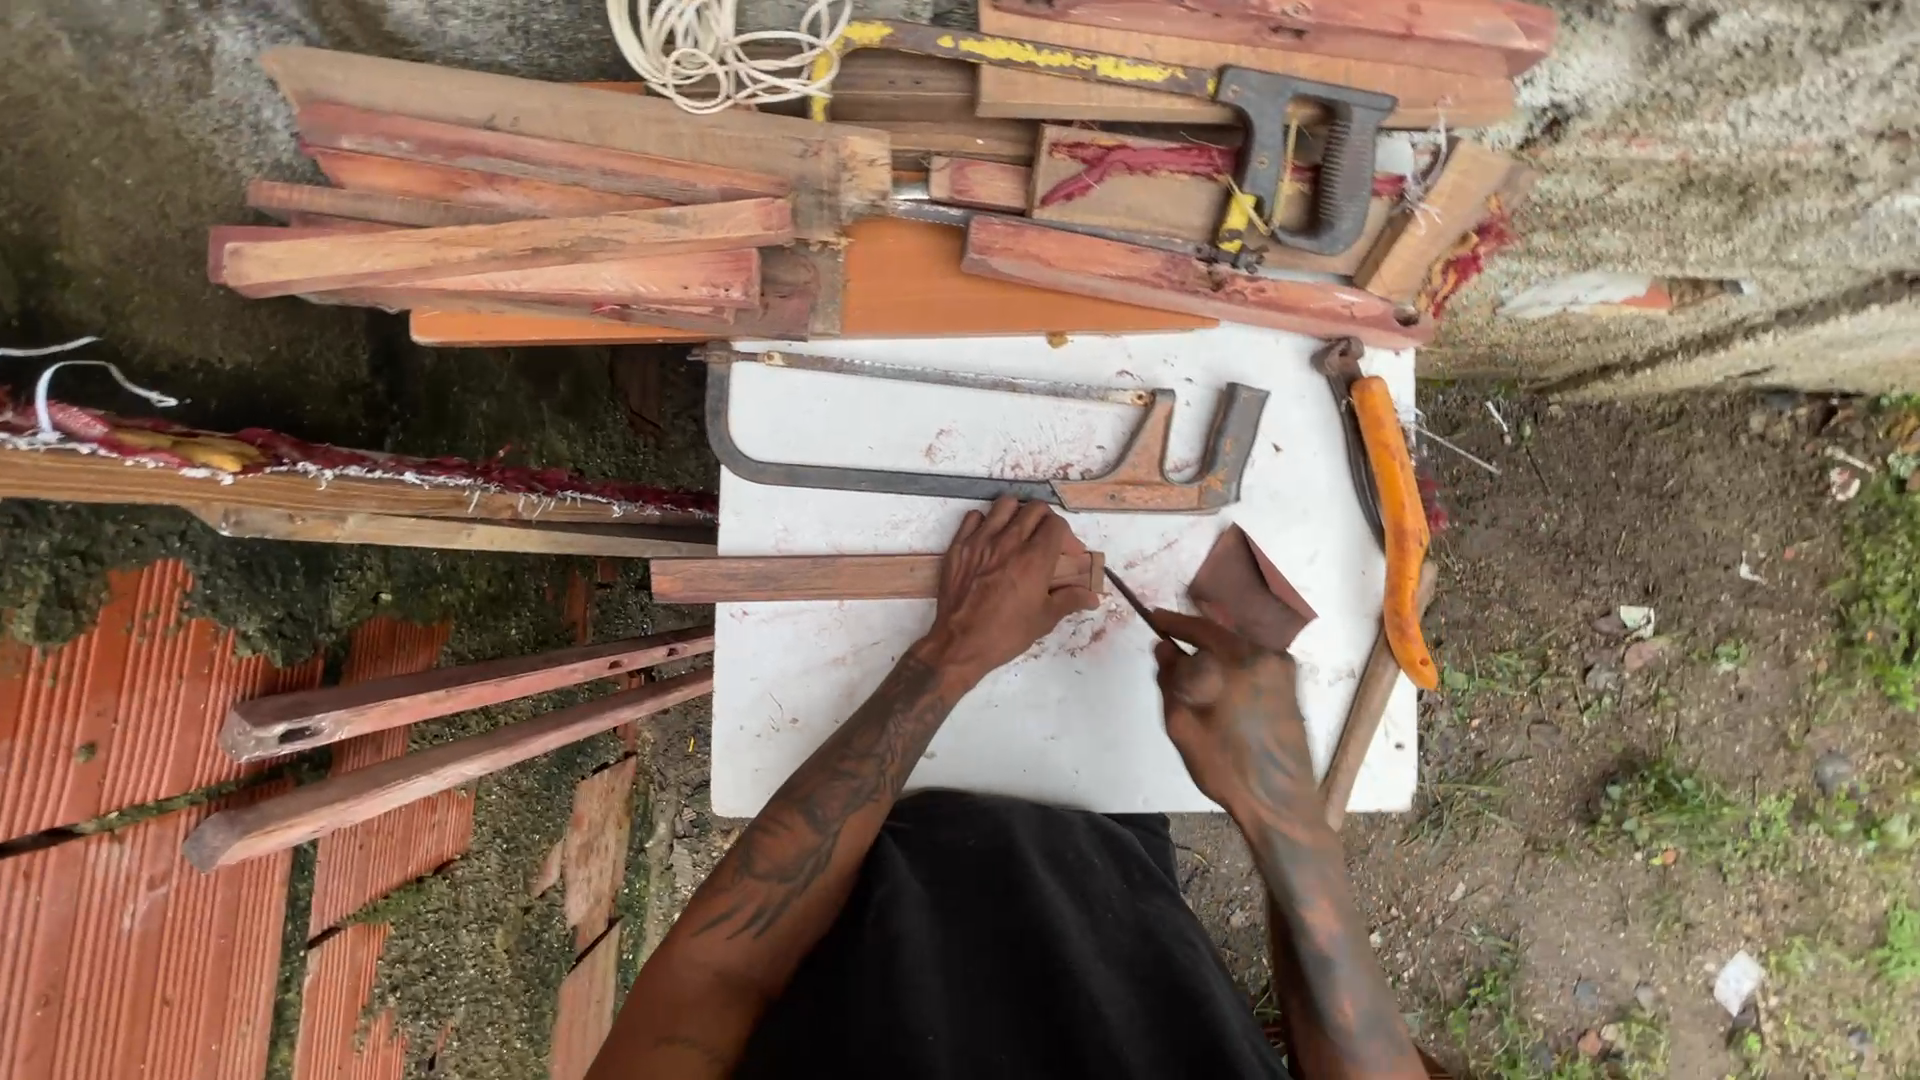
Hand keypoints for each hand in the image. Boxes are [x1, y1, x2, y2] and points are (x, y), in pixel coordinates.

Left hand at [915, 497, 1100, 685]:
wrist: (960, 643)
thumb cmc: (1006, 634)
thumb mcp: (1044, 620)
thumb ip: (1070, 600)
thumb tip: (1093, 597)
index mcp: (1035, 559)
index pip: (1057, 525)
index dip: (1067, 536)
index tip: (1067, 553)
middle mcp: (1009, 542)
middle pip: (1035, 509)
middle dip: (1047, 520)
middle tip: (1046, 539)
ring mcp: (981, 540)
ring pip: (1005, 504)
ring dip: (1018, 513)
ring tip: (1019, 531)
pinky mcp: (959, 545)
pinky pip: (973, 517)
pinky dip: (985, 521)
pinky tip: (989, 537)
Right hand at [1152, 611, 1317, 817]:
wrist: (1279, 802)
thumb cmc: (1226, 765)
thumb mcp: (1182, 723)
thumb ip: (1170, 678)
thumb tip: (1165, 648)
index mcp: (1242, 660)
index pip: (1201, 628)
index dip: (1173, 622)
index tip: (1153, 617)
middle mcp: (1269, 657)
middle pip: (1221, 637)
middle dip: (1192, 640)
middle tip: (1167, 648)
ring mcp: (1285, 673)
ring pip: (1237, 651)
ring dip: (1212, 656)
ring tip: (1188, 674)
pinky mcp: (1291, 689)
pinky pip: (1252, 665)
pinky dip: (1230, 668)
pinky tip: (1215, 687)